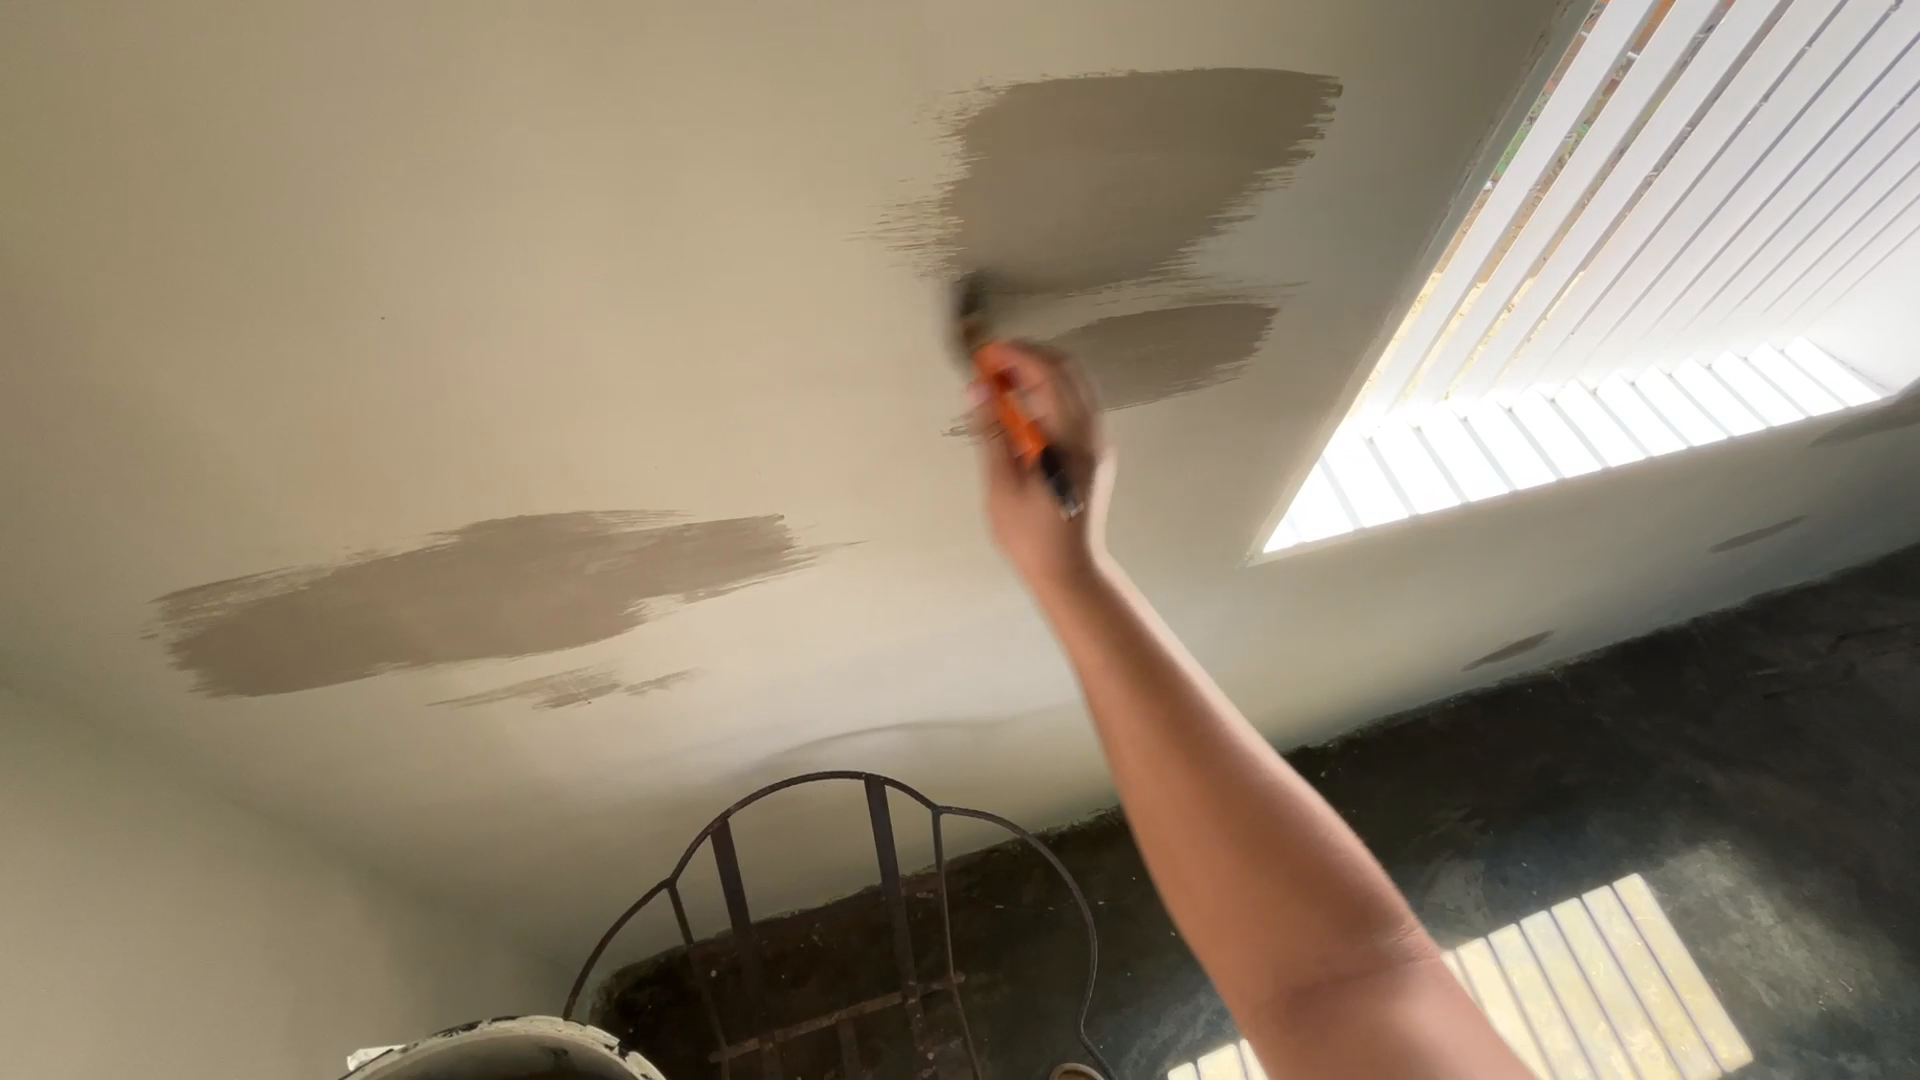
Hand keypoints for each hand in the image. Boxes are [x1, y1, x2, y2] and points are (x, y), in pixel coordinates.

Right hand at [969, 341, 1113, 591]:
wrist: (1069, 570)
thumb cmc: (1030, 537)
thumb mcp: (1002, 487)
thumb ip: (992, 434)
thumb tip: (979, 389)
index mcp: (1071, 441)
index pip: (1050, 375)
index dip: (1016, 356)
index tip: (984, 355)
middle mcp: (1092, 433)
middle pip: (1067, 370)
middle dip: (1027, 357)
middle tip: (988, 365)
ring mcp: (1097, 441)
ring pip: (1073, 383)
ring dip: (1037, 372)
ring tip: (999, 383)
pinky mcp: (1093, 450)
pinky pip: (1074, 403)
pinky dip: (1047, 391)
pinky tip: (1019, 406)